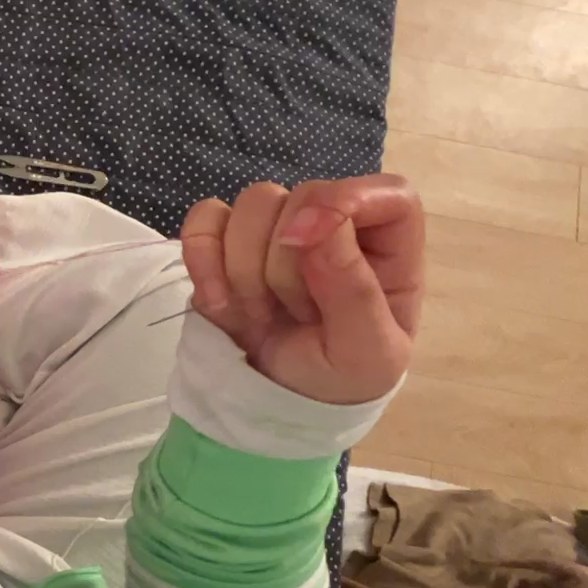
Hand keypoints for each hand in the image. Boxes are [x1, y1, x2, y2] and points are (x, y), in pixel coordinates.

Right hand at [179, 175, 424, 404]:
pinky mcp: (223, 244)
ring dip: (242, 268)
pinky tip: (216, 298)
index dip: (343, 203)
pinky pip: (203, 221)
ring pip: (249, 206)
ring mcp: (273, 231)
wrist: (278, 396)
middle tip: (292, 313)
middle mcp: (332, 225)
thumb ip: (352, 290)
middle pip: (300, 197)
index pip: (383, 191)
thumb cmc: (338, 375)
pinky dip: (200, 258)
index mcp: (387, 246)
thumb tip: (307, 226)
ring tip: (256, 311)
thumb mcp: (366, 351)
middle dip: (282, 263)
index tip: (304, 241)